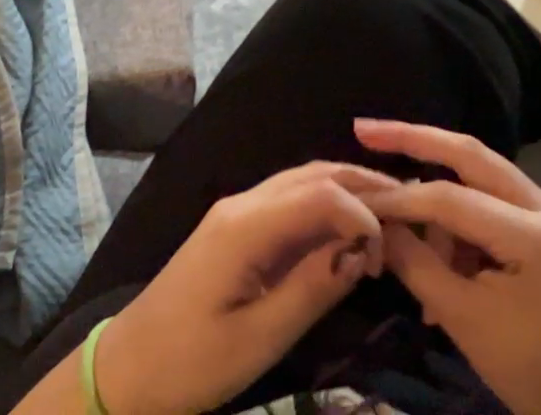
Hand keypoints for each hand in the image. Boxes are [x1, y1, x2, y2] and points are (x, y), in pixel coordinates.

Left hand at [94, 161, 398, 414]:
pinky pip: (286, 202)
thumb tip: (360, 250)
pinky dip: (324, 207)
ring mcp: (235, 213)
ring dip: (346, 192)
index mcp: (245, 226)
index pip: (320, 192)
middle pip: (312, 174)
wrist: (130, 367)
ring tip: (389, 219)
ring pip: (300, 182)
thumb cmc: (192, 360)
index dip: (364, 212)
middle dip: (363, 187)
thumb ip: (313, 288)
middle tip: (410, 214)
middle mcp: (241, 204)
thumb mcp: (260, 337)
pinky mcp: (233, 229)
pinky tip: (346, 230)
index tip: (387, 257)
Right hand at [353, 120, 540, 414]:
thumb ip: (412, 261)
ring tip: (402, 229)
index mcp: (540, 240)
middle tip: (365, 129)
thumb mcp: (461, 319)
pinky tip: (435, 246)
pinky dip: (456, 216)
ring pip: (480, 175)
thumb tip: (369, 220)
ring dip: (435, 193)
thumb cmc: (527, 369)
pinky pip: (491, 200)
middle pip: (472, 156)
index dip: (398, 198)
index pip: (452, 199)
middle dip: (415, 138)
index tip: (355, 197)